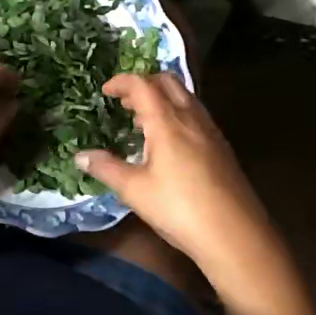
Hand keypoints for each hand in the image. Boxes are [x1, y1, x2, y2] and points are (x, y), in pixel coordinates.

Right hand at [75, 74, 277, 262]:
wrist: (234, 233)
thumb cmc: (179, 208)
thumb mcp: (135, 190)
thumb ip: (107, 168)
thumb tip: (80, 156)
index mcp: (168, 121)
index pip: (143, 85)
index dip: (122, 81)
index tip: (106, 91)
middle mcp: (191, 117)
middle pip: (168, 81)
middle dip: (144, 83)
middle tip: (125, 102)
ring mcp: (211, 130)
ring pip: (185, 97)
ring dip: (162, 98)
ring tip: (143, 121)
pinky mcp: (221, 146)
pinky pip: (196, 114)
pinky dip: (177, 113)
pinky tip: (169, 143)